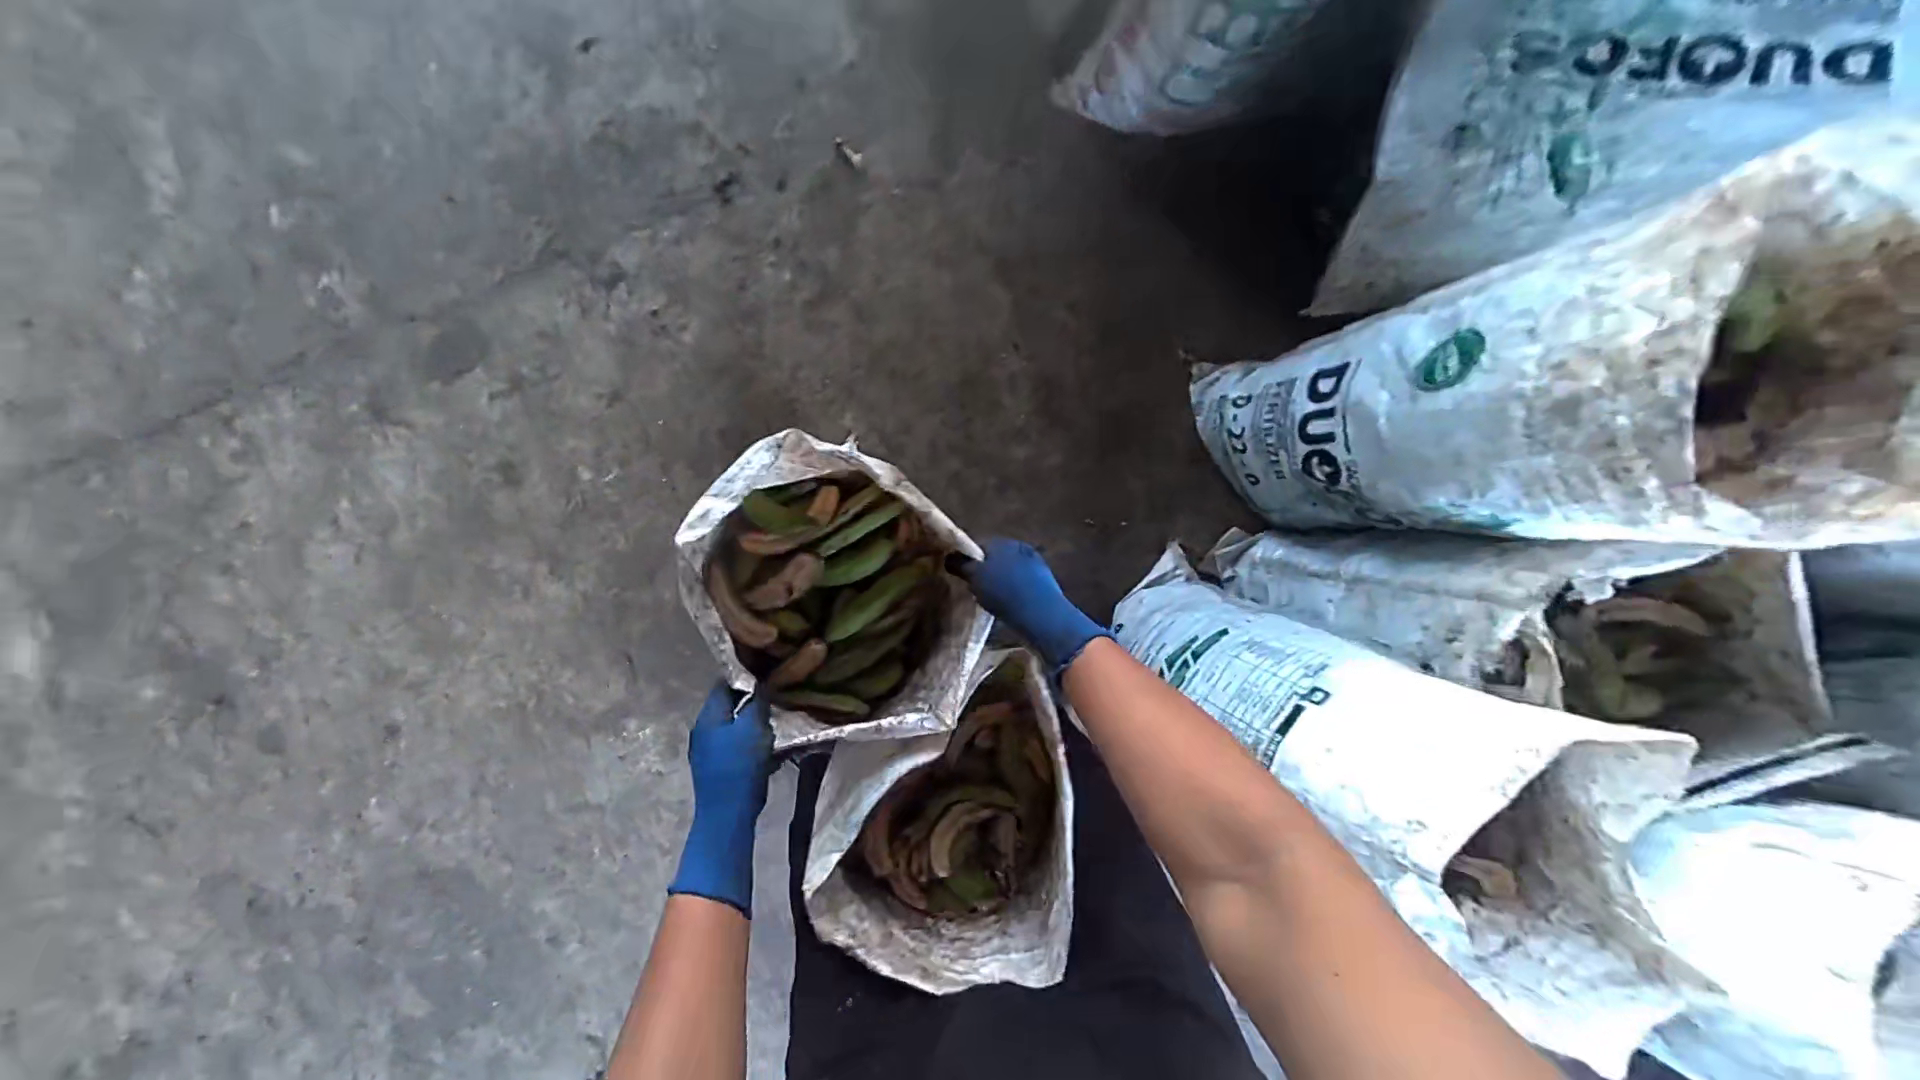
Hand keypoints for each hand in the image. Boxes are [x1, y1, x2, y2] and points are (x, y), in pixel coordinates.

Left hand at [667, 683, 773, 915]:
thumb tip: (761, 683)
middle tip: (778, 697)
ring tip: (777, 721)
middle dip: (752, 700)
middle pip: (729, 705)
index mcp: (708, 717)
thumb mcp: (753, 727)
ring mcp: (708, 751)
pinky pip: (736, 746)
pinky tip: (769, 747)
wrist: (728, 814)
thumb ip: (757, 702)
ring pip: (734, 726)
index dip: (745, 676)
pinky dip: (751, 742)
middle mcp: (703, 731)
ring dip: (754, 723)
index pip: (724, 684)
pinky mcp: (718, 768)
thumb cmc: (740, 765)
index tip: (768, 673)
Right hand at [955, 537, 1108, 671]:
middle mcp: (1020, 547)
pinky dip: (1016, 592)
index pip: (978, 545)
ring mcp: (1036, 564)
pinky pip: (1023, 583)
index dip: (968, 560)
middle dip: (987, 571)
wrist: (1041, 613)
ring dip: (1002, 582)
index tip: (962, 576)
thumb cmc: (1003, 592)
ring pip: (1011, 570)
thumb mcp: (974, 578)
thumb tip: (949, 556)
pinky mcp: (1046, 581)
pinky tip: (1011, 606)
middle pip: (996, 557)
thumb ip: (960, 565)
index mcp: (1001, 542)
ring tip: (993, 601)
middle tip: (976, 590)